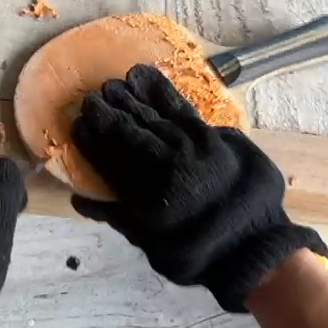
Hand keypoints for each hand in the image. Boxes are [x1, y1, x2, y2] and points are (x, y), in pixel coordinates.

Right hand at [69, 64, 323, 311]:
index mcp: (144, 196)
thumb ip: (113, 215)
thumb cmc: (195, 251)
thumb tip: (78, 199)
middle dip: (105, 115)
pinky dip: (159, 90)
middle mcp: (163, 167)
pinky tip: (142, 76)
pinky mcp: (208, 136)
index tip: (76, 125)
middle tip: (88, 100)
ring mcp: (188, 148)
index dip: (90, 141)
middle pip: (127, 133)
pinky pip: (178, 107)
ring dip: (128, 100)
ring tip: (110, 86)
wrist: (251, 247)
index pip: (108, 159)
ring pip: (150, 117)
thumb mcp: (148, 242)